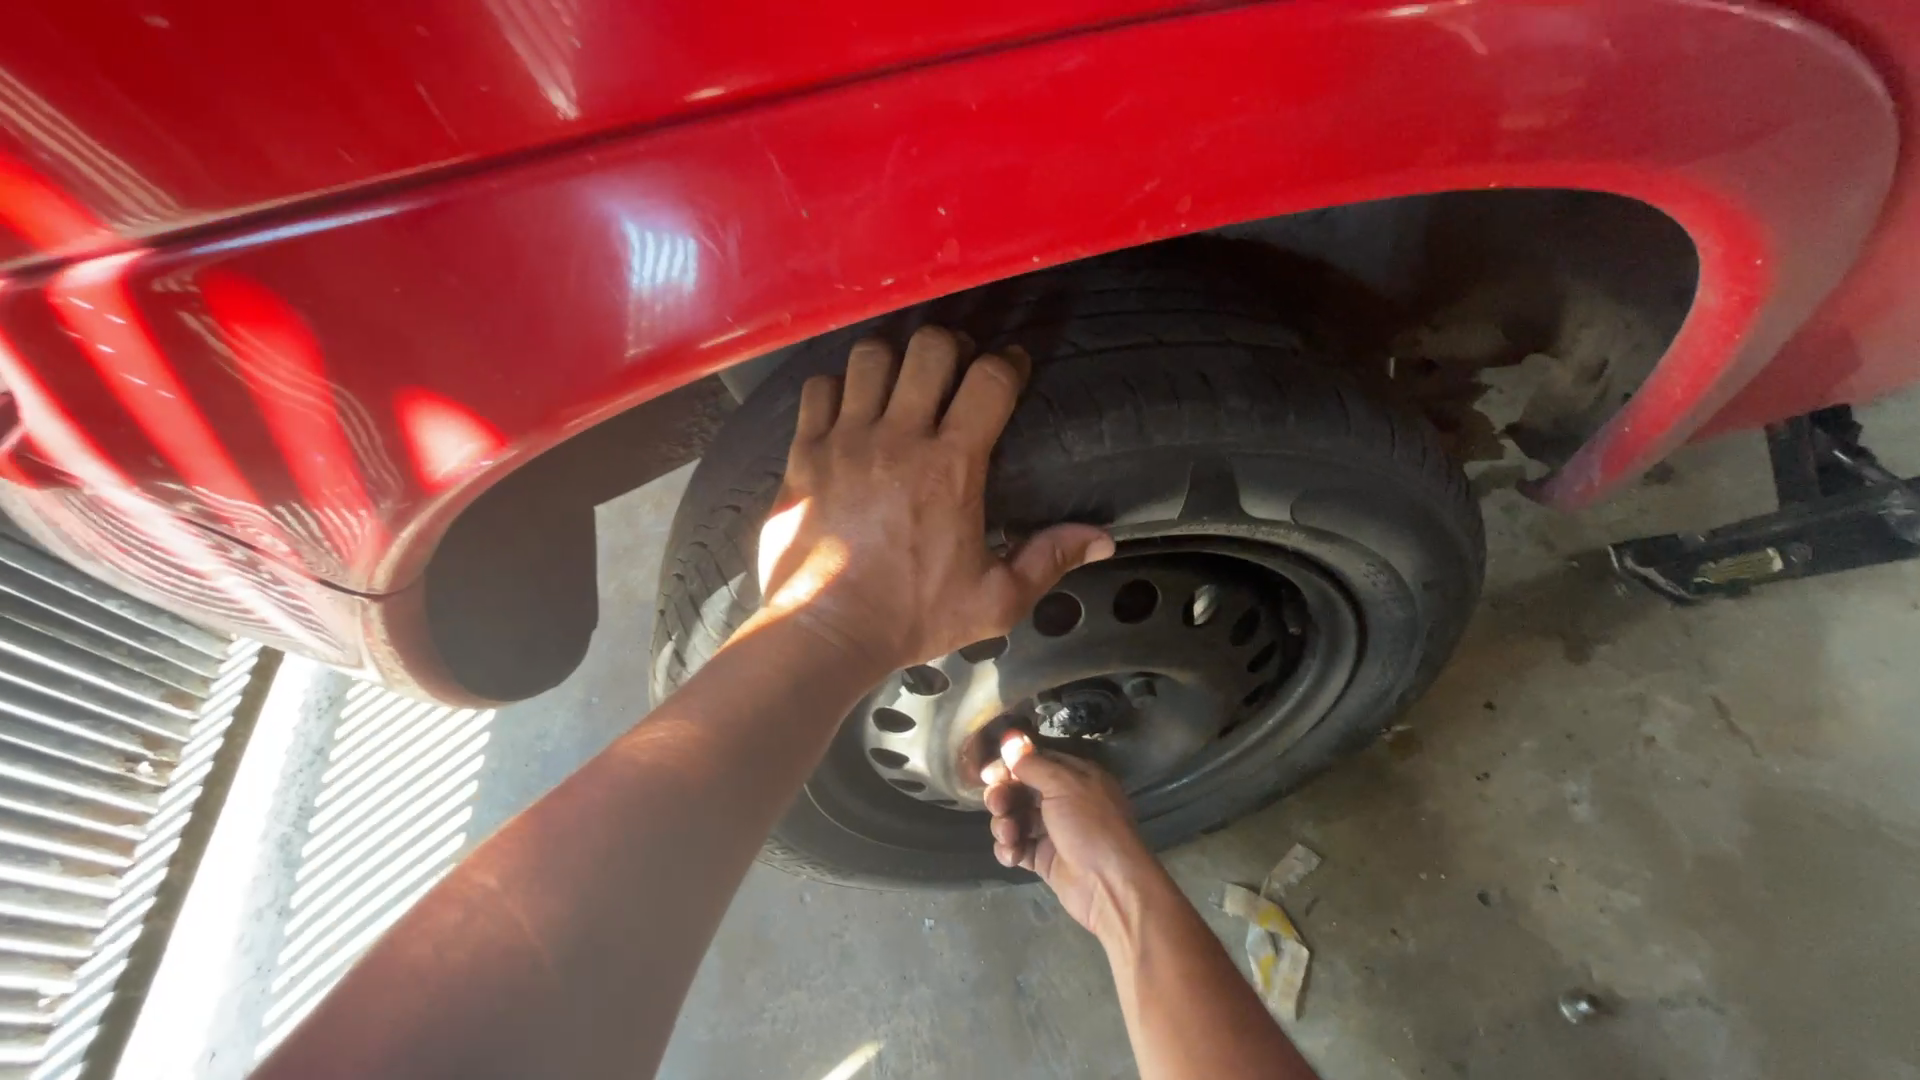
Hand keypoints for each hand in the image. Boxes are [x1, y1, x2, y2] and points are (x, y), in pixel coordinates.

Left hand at [754, 326, 1112, 670]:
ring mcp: (845, 439)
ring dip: (893, 360)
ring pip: (871, 355)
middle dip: (951, 347)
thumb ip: (1049, 560)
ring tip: (901, 384)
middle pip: (929, 346)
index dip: (1009, 362)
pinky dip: (837, 388)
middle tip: (956, 369)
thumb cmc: (912, 615)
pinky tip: (850, 409)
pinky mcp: (803, 452)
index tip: (1012, 367)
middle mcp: (898, 438)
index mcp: (952, 466)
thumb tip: (1103, 541)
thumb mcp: (996, 600)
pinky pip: (819, 387)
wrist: (826, 631)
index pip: (990, 379)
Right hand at [982, 730, 1161, 941]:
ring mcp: (1053, 830)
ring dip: (1005, 824)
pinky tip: (1013, 855)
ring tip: (1009, 835)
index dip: (1011, 765)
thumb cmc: (1091, 827)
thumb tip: (1010, 738)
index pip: (1036, 761)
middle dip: (1004, 796)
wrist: (1109, 886)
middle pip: (1021, 789)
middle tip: (997, 805)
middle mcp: (1064, 799)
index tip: (989, 773)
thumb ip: (1033, 764)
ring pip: (1015, 817)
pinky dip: (1009, 849)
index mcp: (1075, 776)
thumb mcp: (1064, 786)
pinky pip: (1017, 846)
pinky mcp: (1043, 858)